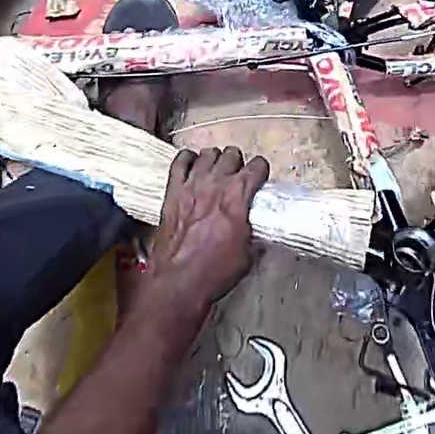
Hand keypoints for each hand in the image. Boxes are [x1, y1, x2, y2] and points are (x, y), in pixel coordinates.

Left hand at [141, 146, 269, 320]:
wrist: (179, 280)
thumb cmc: (216, 270)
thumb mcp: (248, 254)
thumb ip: (254, 233)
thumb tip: (258, 230)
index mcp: (238, 194)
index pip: (257, 166)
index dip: (260, 171)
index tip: (259, 178)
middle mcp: (216, 182)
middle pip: (232, 154)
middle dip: (238, 163)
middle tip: (236, 177)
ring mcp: (192, 183)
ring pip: (208, 153)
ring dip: (215, 160)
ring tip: (215, 171)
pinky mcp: (173, 189)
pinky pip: (180, 161)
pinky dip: (187, 159)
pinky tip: (192, 166)